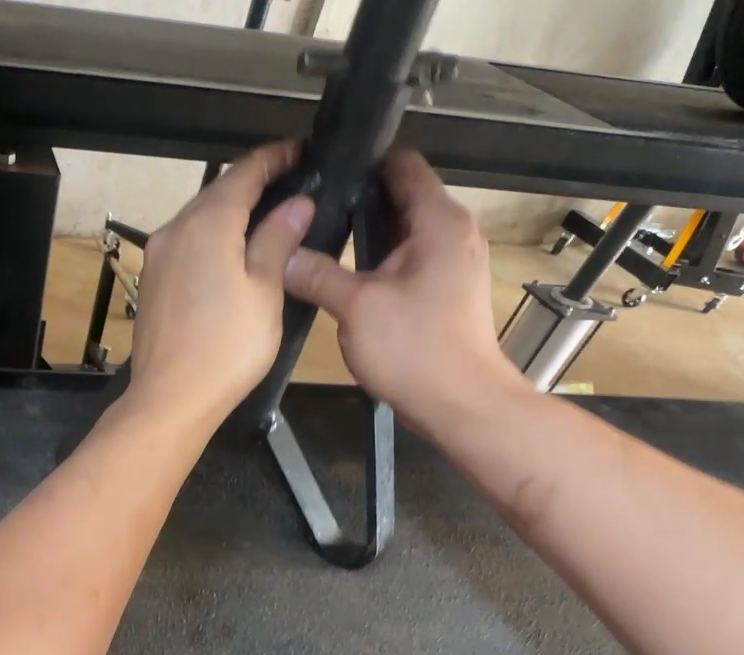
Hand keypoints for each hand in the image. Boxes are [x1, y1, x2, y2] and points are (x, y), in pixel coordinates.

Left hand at [124, 141, 314, 429]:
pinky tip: (230, 254)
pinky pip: (185, 246)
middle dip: (251, 184)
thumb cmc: (226, 347)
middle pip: (216, 194)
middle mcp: (174, 231)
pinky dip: (210, 239)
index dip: (273, 158)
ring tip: (264, 218)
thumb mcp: (265, 290)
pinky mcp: (150, 283)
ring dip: (229, 213)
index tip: (299, 151)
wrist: (170, 398)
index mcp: (206, 224)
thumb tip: (295, 204)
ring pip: (197, 220)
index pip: (242, 173)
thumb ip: (277, 240)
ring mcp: (157, 258)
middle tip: (288, 185)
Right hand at [281, 149, 529, 430]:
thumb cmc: (416, 350)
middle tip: (310, 212)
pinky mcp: (445, 290)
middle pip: (401, 198)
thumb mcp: (356, 308)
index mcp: (440, 222)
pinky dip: (380, 263)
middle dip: (358, 202)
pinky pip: (408, 261)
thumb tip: (283, 256)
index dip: (365, 162)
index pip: (404, 165)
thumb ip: (317, 274)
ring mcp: (453, 263)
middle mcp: (454, 233)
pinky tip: (347, 279)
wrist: (460, 403)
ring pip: (402, 233)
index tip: (324, 171)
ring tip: (321, 242)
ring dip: (367, 237)